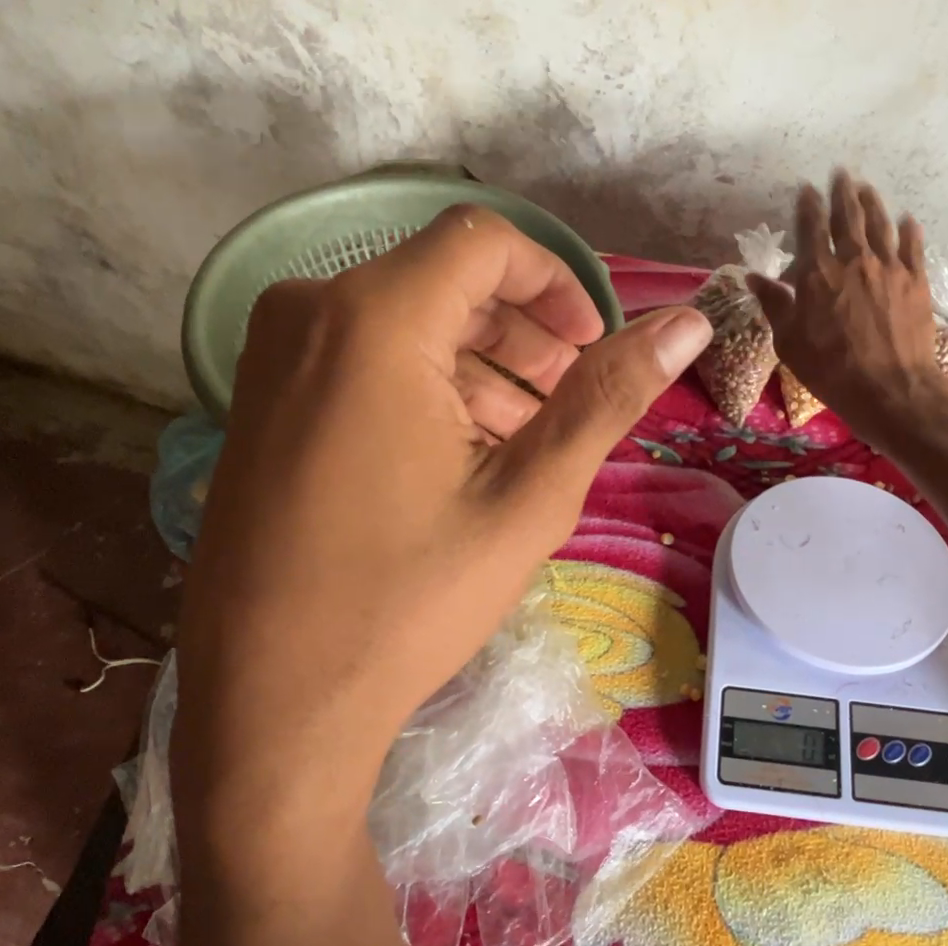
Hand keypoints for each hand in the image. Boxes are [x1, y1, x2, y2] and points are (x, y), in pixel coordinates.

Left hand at [174, 204, 711, 825]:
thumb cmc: (409, 600)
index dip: (555, 284)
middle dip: (521, 336)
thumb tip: (690, 323)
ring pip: (400, 325)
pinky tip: (454, 461)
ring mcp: (269, 362)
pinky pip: (356, 363)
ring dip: (475, 369)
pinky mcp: (257, 406)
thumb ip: (607, 398)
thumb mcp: (527, 498)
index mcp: (371, 319)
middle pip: (441, 283)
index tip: (592, 350)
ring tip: (520, 447)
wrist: (272, 700)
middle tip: (567, 408)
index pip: (484, 243)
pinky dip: (420, 391)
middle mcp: (305, 314)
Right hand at [749, 171, 946, 449]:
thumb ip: (774, 304)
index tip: (806, 189)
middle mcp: (854, 260)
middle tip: (841, 173)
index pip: (811, 228)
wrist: (889, 388)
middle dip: (842, 192)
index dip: (808, 205)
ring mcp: (889, 268)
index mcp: (818, 273)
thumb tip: (753, 277)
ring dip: (872, 202)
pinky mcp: (915, 281)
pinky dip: (907, 229)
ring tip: (867, 188)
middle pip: (848, 216)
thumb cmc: (830, 370)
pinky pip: (911, 246)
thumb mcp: (789, 341)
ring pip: (880, 224)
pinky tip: (906, 220)